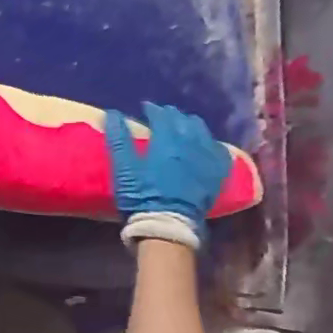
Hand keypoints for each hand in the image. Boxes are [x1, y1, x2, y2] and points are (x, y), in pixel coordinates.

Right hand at [104, 102, 231, 249]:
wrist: (168, 225)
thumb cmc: (140, 196)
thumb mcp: (123, 168)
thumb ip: (119, 140)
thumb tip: (113, 113)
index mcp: (167, 142)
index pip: (163, 116)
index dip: (154, 110)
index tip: (146, 107)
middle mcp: (191, 146)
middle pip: (184, 121)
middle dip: (172, 115)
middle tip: (163, 115)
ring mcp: (207, 160)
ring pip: (203, 132)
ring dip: (191, 125)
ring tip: (183, 126)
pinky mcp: (217, 174)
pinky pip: (219, 151)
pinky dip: (210, 143)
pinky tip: (205, 145)